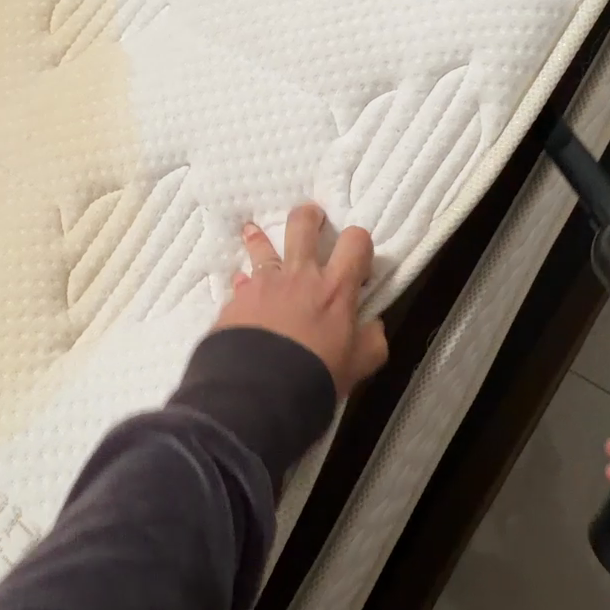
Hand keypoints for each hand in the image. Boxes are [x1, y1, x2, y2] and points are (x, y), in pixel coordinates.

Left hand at [212, 203, 388, 398]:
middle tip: (312, 220)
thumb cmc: (315, 376)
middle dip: (309, 216)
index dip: (360, 243)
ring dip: (260, 238)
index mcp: (335, 288)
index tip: (357, 260)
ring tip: (255, 232)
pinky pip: (240, 280)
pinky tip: (241, 287)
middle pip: (303, 225)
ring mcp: (264, 284)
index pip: (356, 241)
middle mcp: (300, 276)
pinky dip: (243, 282)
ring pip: (262, 245)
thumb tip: (374, 324)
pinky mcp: (236, 299)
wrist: (258, 392)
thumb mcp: (359, 365)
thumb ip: (372, 341)